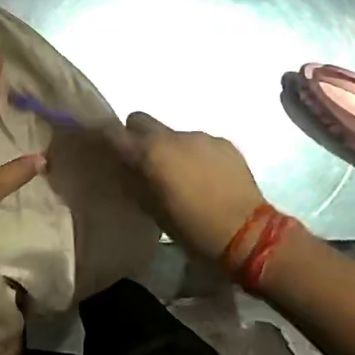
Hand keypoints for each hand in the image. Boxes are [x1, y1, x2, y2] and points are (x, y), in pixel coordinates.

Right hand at [106, 112, 266, 260]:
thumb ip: (135, 183)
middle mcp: (171, 136)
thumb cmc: (195, 230)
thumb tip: (125, 169)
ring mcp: (199, 136)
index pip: (112, 132)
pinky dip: (196, 155)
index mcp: (150, 153)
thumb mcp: (153, 212)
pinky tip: (208, 180)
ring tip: (184, 178)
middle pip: (139, 120)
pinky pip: (199, 142)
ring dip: (170, 149)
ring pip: (172, 133)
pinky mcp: (223, 142)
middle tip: (145, 163)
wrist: (250, 235)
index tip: (104, 149)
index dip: (105, 138)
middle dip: (136, 136)